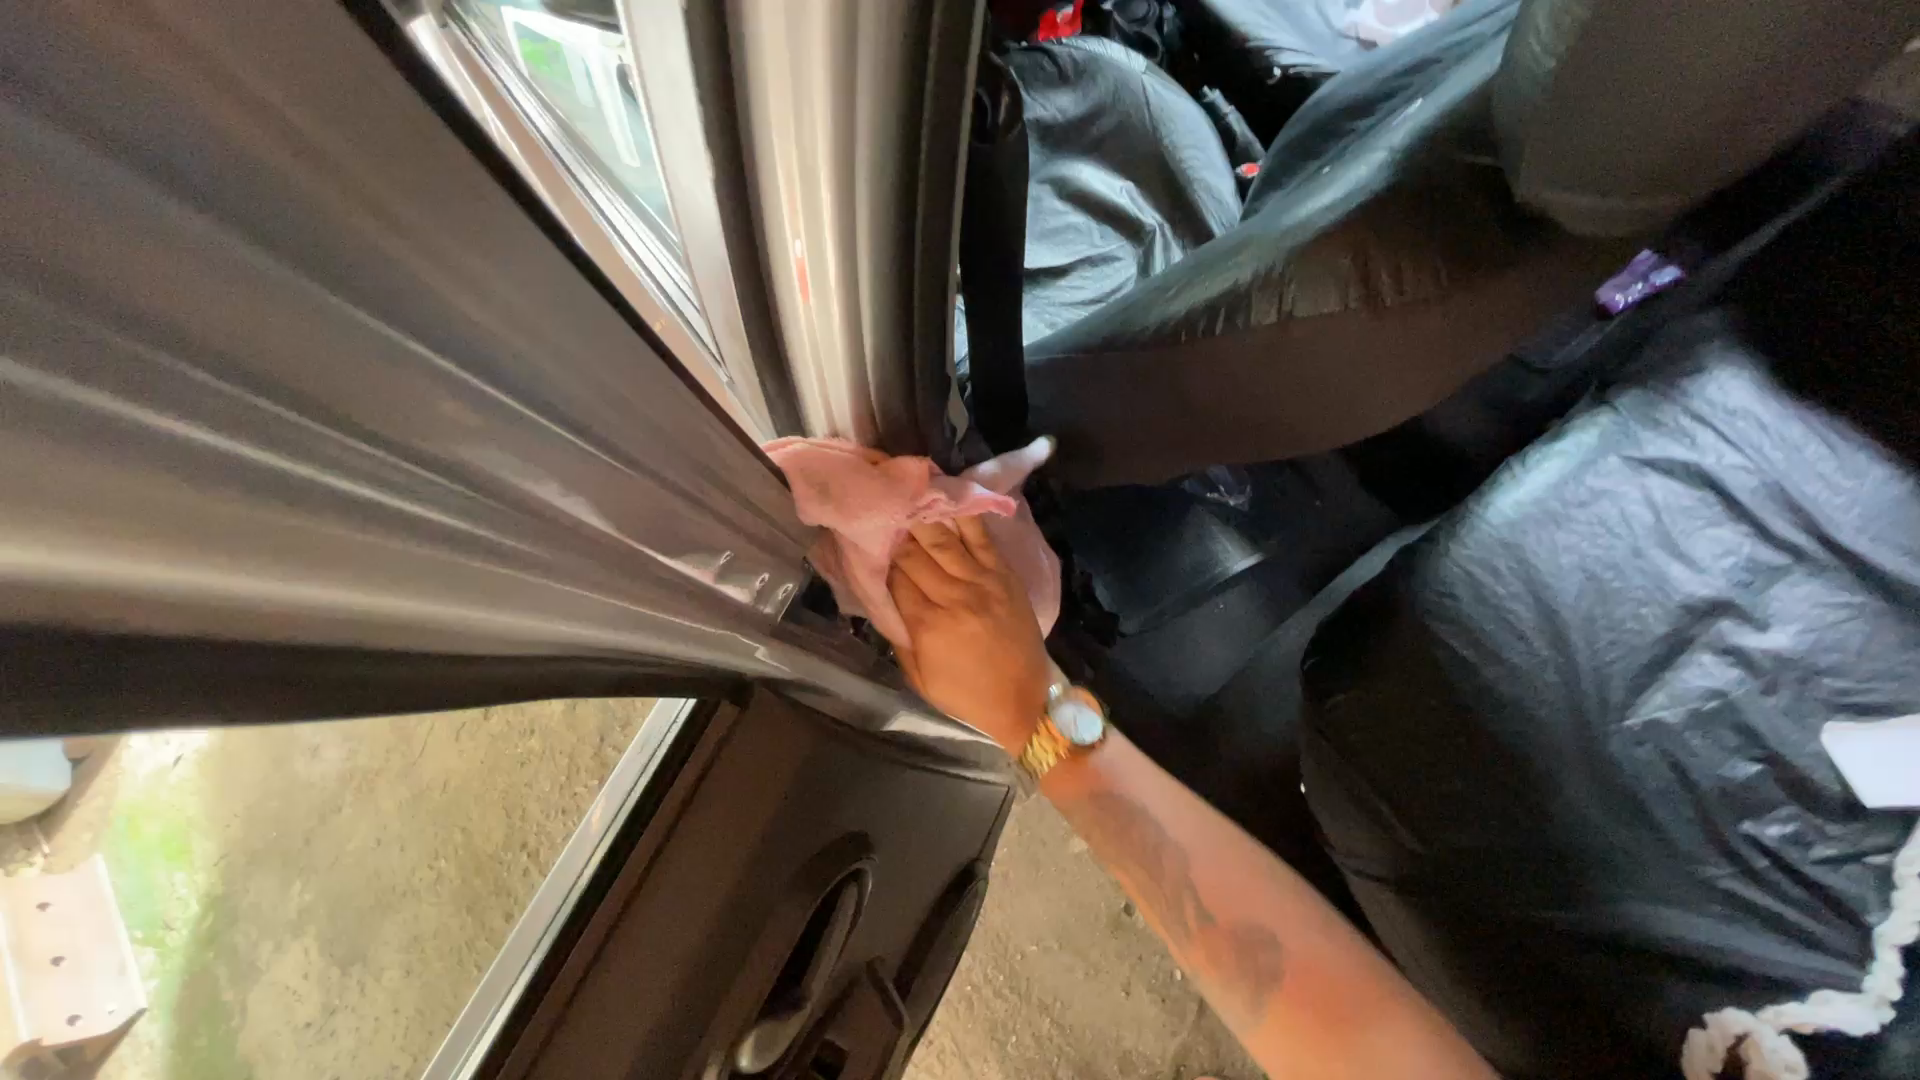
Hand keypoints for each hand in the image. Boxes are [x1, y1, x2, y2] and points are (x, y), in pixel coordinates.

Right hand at [886, 518, 1052, 751]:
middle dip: (894, 531)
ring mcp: (983, 581)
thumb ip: (899, 638)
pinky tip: (945, 496)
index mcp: (928, 626)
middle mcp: (954, 597)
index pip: (894, 578)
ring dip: (920, 514)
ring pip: (943, 538)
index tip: (865, 539)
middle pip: (914, 553)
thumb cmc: (966, 696)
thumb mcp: (919, 678)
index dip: (878, 557)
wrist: (1024, 702)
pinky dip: (962, 515)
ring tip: (902, 493)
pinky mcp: (1004, 575)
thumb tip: (882, 600)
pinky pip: (981, 537)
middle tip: (877, 508)